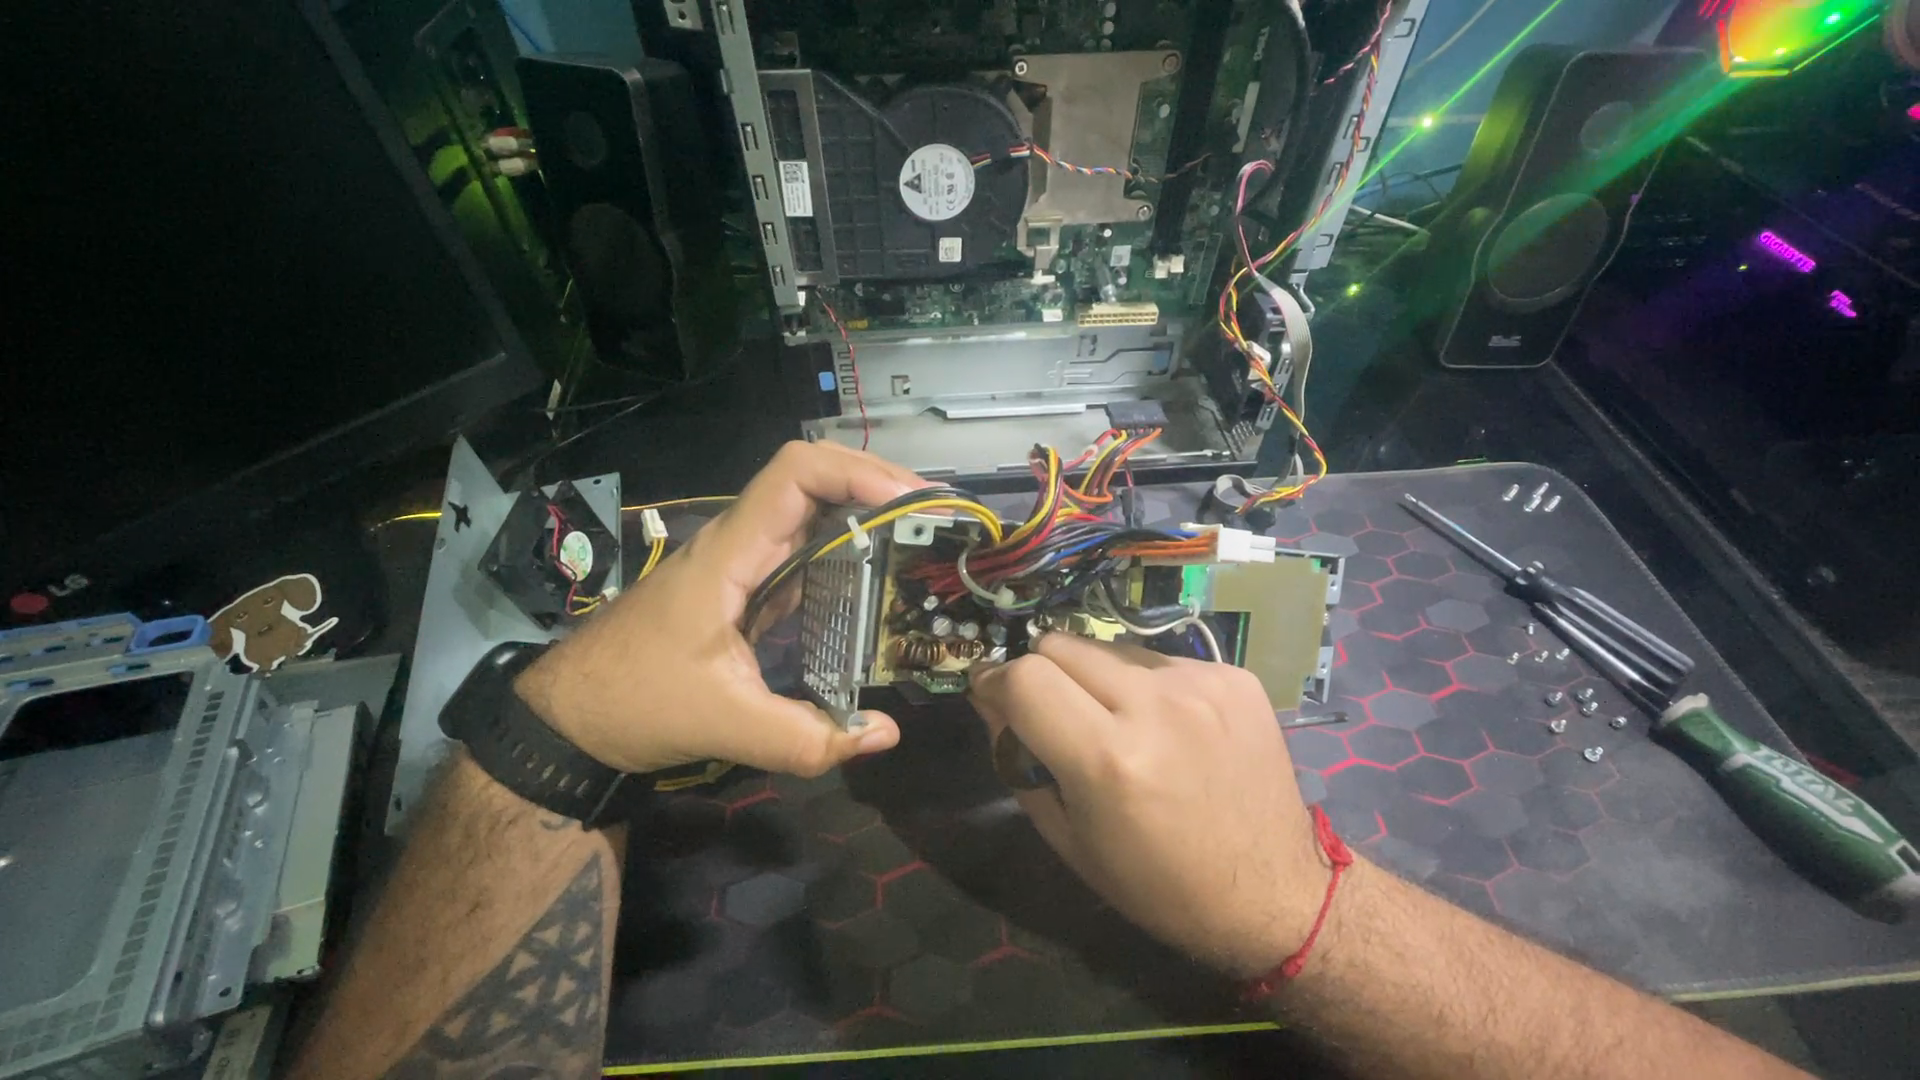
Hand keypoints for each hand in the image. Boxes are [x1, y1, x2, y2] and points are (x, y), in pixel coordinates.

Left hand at [514, 441, 922, 776]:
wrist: (570, 715)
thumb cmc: (634, 702)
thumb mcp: (725, 725)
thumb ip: (807, 738)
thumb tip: (886, 734)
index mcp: (731, 554)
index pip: (796, 474)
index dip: (857, 472)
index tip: (909, 504)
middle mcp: (741, 544)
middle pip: (814, 480)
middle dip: (877, 486)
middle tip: (936, 518)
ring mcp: (743, 564)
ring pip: (812, 512)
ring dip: (866, 514)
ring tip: (924, 539)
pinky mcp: (746, 589)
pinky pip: (804, 552)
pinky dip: (848, 552)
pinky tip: (878, 580)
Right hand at [968, 633, 1331, 976]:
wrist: (1273, 894)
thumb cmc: (1156, 884)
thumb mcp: (1067, 838)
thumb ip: (1016, 760)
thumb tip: (987, 697)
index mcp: (1108, 759)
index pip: (1024, 676)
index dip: (996, 682)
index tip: (993, 696)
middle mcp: (1156, 706)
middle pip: (1059, 644)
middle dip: (1040, 673)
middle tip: (1054, 713)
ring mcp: (1201, 683)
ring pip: (1109, 646)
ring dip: (1095, 676)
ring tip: (1119, 723)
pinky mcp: (1234, 675)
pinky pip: (1159, 658)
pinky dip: (1146, 685)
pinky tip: (1169, 728)